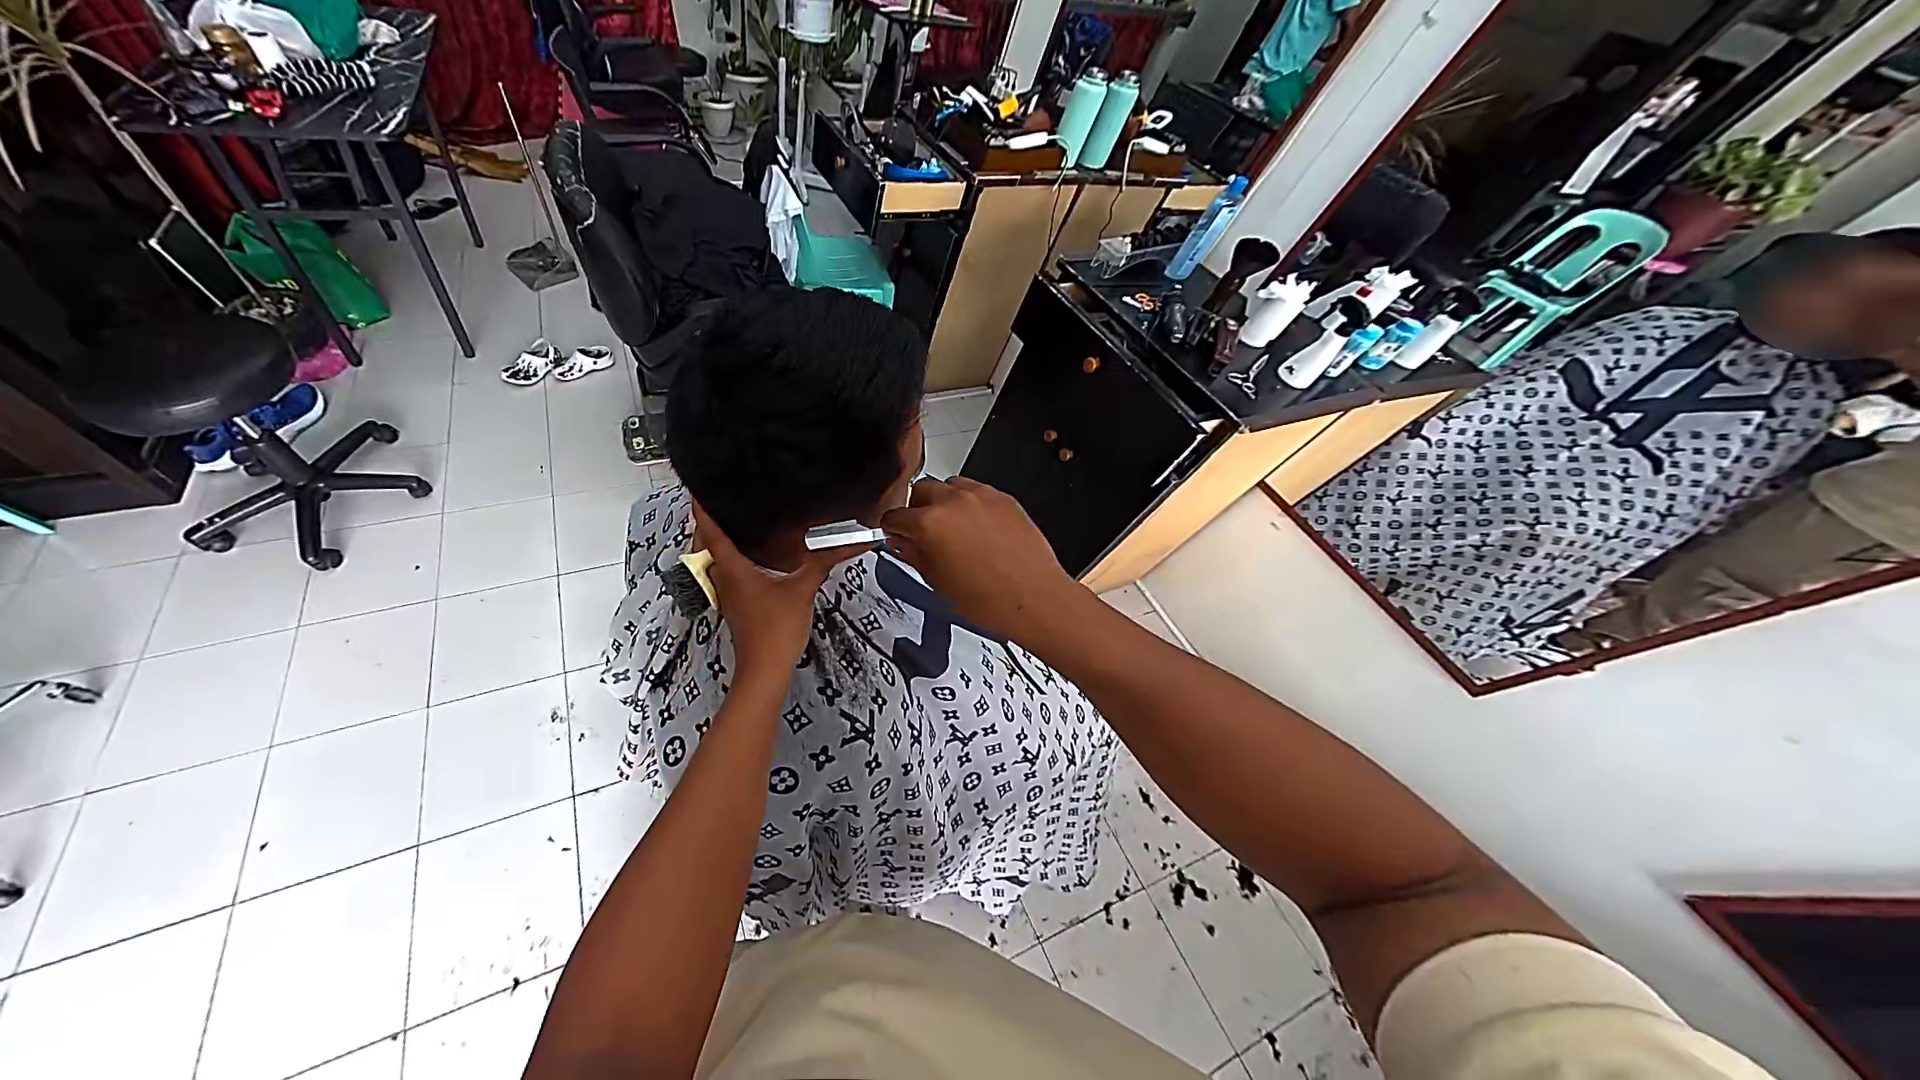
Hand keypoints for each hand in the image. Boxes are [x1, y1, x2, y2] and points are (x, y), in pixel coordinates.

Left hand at [692, 503, 861, 680]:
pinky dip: (730, 561)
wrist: (765, 669)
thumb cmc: (774, 632)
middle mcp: (723, 579)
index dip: (702, 509)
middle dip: (706, 524)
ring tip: (729, 526)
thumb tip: (850, 544)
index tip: (698, 490)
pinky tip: (749, 560)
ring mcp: (727, 594)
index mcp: (732, 569)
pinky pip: (726, 576)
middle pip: (704, 545)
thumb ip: (824, 562)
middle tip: (713, 505)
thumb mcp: (802, 589)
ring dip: (716, 543)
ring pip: (712, 561)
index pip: (710, 532)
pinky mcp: (737, 606)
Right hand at [879, 477, 1086, 642]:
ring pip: (950, 485)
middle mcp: (954, 502)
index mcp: (930, 523)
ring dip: (944, 502)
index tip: (897, 535)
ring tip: (951, 529)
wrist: (1034, 598)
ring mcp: (982, 496)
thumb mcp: (938, 582)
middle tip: (922, 532)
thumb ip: (914, 555)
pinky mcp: (1004, 498)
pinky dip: (971, 504)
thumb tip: (904, 544)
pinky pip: (978, 492)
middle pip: (920, 490)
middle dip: (916, 509)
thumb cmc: (992, 598)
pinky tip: (976, 529)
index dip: (892, 529)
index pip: (894, 515)